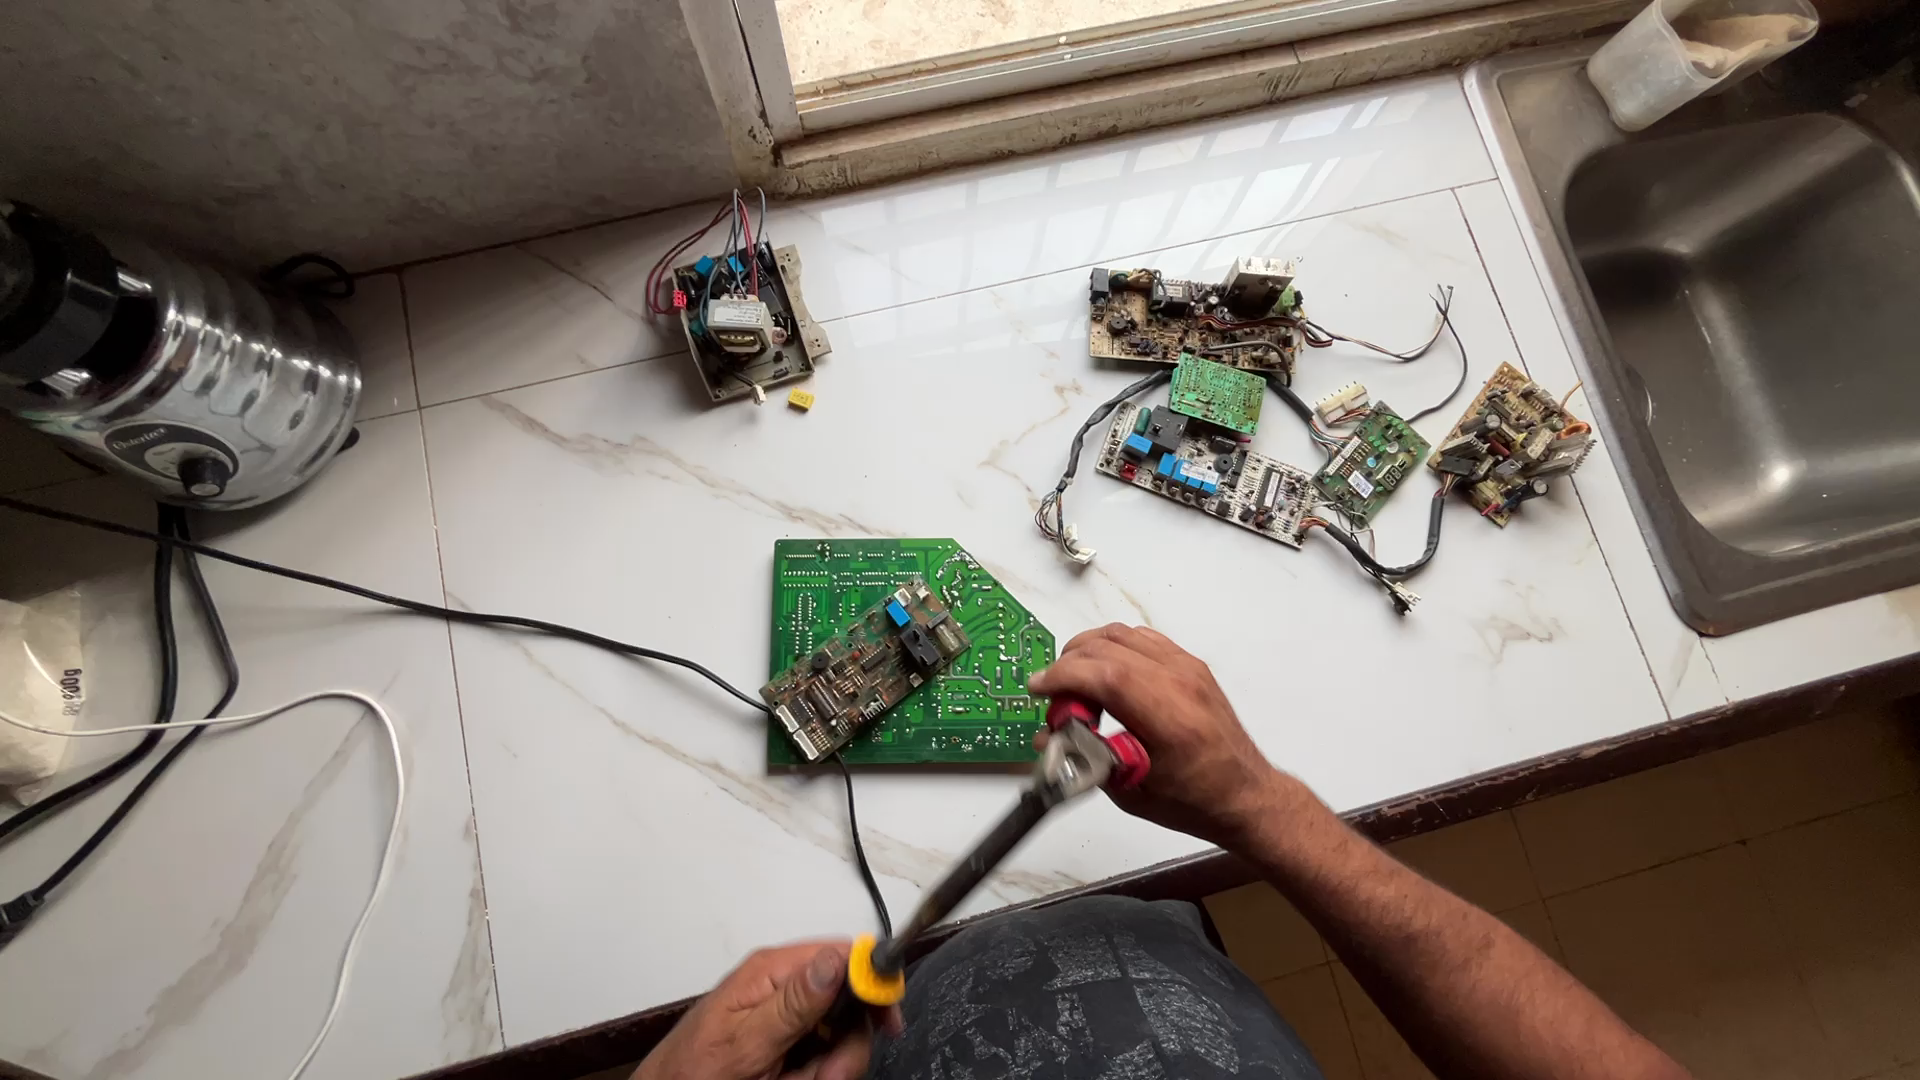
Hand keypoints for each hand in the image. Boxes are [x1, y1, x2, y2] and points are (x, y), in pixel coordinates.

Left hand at [635, 941, 900, 1079]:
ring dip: (830, 1067)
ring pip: (839, 1034)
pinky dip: (817, 1073)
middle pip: (848, 1000)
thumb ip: (792, 1003)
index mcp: (772, 971)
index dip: (873, 980)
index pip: (842, 953)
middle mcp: (783, 985)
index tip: (889, 1019)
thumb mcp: (744, 1045)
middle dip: (847, 1043)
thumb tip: (836, 959)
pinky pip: (821, 1053)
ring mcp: (785, 1015)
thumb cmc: (692, 1075)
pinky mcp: (785, 1041)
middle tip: (826, 1077)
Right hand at [1027, 624, 1298, 845]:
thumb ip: (1086, 758)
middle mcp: (1180, 682)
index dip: (1063, 676)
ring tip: (1073, 683)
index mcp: (1170, 718)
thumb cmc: (1193, 801)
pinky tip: (1102, 674)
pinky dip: (1111, 647)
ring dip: (1087, 651)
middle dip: (1067, 665)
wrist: (1246, 795)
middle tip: (1053, 696)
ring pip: (1120, 634)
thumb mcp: (1130, 792)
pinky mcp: (1189, 662)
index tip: (1038, 688)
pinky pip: (1139, 637)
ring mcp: (1187, 666)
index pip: (1106, 674)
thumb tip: (1047, 736)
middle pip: (1107, 647)